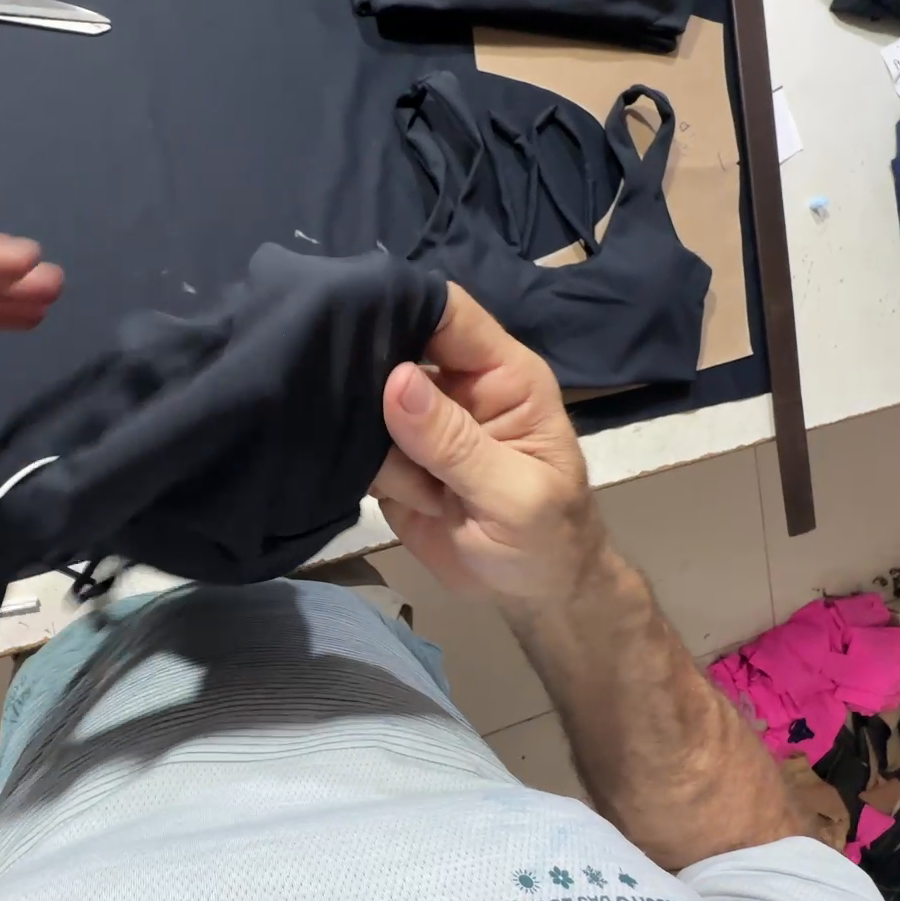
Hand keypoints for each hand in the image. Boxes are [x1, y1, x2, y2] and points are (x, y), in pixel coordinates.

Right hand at [370, 284, 608, 604]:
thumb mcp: (513, 495)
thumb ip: (456, 442)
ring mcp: (417, 428)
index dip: (405, 306)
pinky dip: (364, 470)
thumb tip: (396, 380)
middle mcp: (455, 392)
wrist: (531, 594)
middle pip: (394, 350)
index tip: (351, 316)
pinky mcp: (391, 464)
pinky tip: (405, 497)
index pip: (450, 317)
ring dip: (377, 447)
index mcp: (500, 377)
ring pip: (366, 406)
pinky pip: (357, 450)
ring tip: (424, 492)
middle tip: (368, 419)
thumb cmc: (548, 538)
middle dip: (370, 378)